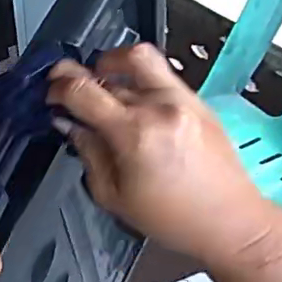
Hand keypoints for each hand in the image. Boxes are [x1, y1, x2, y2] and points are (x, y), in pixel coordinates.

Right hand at [47, 43, 281, 268]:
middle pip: (109, 66)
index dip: (58, 88)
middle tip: (66, 83)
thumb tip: (71, 125)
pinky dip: (136, 80)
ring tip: (100, 84)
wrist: (231, 223)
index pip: (82, 89)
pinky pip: (160, 75)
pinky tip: (128, 103)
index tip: (50, 95)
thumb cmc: (172, 218)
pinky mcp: (198, 103)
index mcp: (134, 132)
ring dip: (111, 66)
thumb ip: (87, 151)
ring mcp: (183, 100)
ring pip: (139, 58)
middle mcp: (161, 107)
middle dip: (79, 73)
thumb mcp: (111, 194)